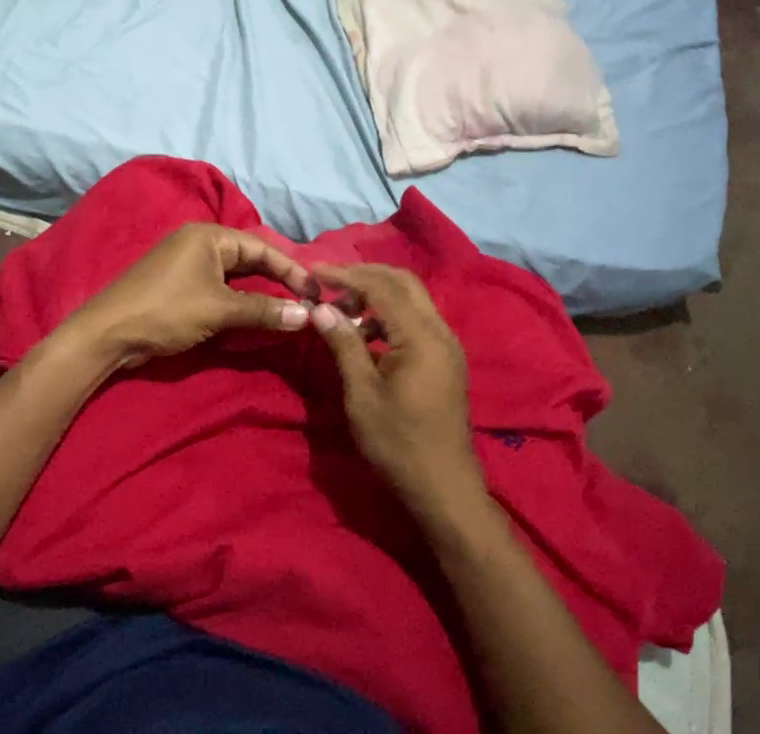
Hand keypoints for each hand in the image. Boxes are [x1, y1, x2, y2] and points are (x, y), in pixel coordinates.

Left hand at [61, 223, 314, 369]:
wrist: (108, 333)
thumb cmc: (166, 311)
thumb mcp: (219, 310)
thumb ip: (264, 311)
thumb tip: (307, 315)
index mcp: (208, 236)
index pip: (262, 247)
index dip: (291, 270)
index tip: (316, 293)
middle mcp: (197, 242)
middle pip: (249, 258)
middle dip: (277, 280)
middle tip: (305, 302)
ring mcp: (184, 263)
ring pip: (233, 275)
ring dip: (258, 293)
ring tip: (285, 311)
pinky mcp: (177, 285)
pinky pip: (217, 287)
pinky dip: (237, 300)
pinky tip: (251, 316)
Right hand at [310, 264, 481, 518]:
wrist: (443, 486)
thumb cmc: (397, 443)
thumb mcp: (362, 394)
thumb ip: (343, 345)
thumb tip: (321, 308)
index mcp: (421, 337)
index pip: (381, 286)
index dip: (345, 275)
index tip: (312, 273)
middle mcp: (440, 332)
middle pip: (402, 282)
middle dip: (363, 276)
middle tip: (326, 284)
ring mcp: (446, 346)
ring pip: (411, 299)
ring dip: (375, 296)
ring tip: (340, 314)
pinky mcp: (444, 360)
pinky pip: (416, 321)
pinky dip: (388, 316)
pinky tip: (362, 336)